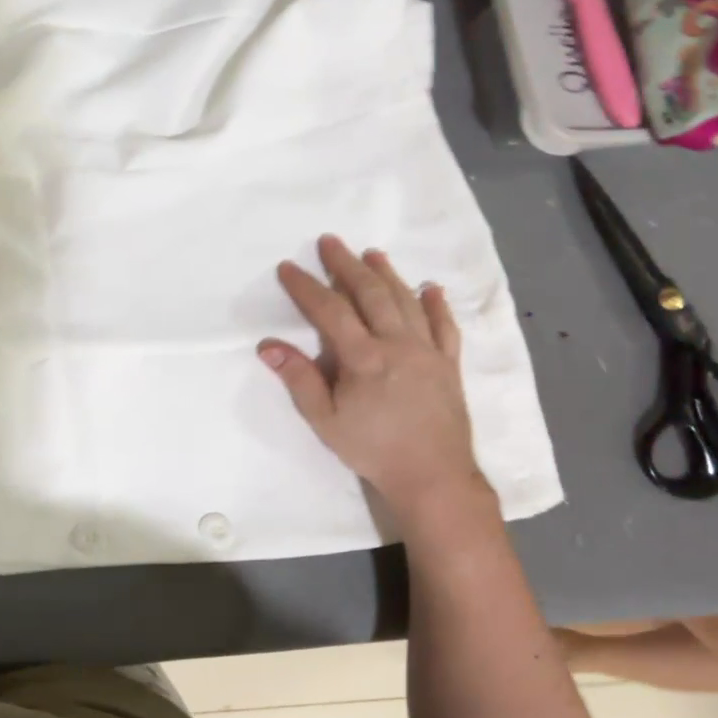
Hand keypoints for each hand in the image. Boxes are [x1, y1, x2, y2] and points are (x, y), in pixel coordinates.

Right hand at [258, 235, 489, 517]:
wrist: (433, 475)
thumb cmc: (372, 448)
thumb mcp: (324, 419)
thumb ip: (298, 379)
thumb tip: (268, 345)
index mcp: (364, 357)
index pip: (330, 311)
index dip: (306, 287)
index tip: (288, 267)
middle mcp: (398, 344)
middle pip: (371, 294)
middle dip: (347, 266)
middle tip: (330, 242)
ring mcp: (428, 352)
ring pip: (407, 302)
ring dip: (387, 275)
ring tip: (371, 253)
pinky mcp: (449, 365)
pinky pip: (444, 327)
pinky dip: (436, 305)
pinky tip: (430, 289)